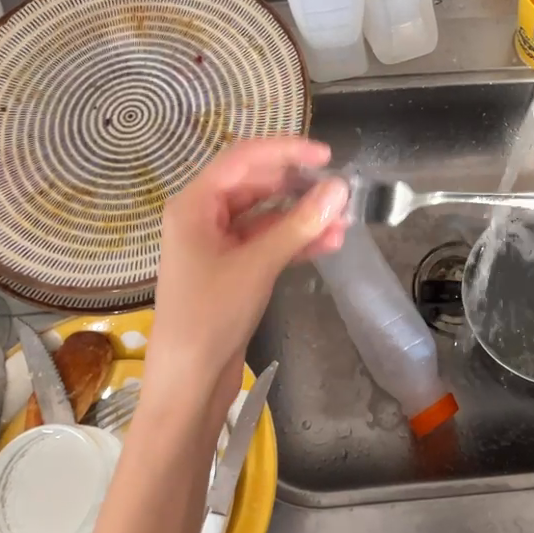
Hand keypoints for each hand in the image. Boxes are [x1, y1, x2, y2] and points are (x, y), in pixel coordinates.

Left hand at [148, 138, 349, 398]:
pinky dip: (295, 241)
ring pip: (266, 216)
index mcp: (194, 204)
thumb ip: (299, 224)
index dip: (286, 150)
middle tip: (339, 191)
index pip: (243, 158)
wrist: (189, 381)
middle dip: (299, 187)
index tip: (326, 155)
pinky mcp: (232, 270)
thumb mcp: (258, 264)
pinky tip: (329, 245)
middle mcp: (202, 217)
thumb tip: (338, 189)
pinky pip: (267, 242)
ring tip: (344, 223)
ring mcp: (217, 245)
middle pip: (256, 185)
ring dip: (303, 218)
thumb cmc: (211, 315)